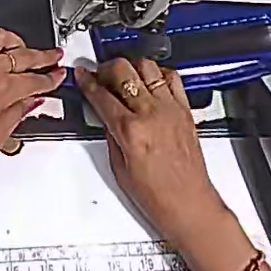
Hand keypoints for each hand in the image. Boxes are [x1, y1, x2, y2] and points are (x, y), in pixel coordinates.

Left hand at [0, 29, 63, 193]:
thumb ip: (17, 113)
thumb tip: (30, 102)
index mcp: (1, 88)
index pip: (35, 79)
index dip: (51, 78)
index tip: (57, 76)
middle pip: (23, 54)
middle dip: (43, 56)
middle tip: (52, 56)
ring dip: (14, 41)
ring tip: (21, 46)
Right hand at [78, 58, 239, 261]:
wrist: (188, 204)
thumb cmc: (157, 195)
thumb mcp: (119, 168)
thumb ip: (111, 135)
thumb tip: (105, 115)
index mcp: (130, 131)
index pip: (101, 95)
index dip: (87, 81)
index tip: (82, 74)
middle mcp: (151, 113)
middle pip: (123, 70)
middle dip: (106, 68)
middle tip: (101, 74)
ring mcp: (170, 108)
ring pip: (147, 66)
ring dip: (131, 67)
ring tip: (124, 75)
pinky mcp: (185, 109)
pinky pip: (172, 77)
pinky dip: (158, 73)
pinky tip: (151, 80)